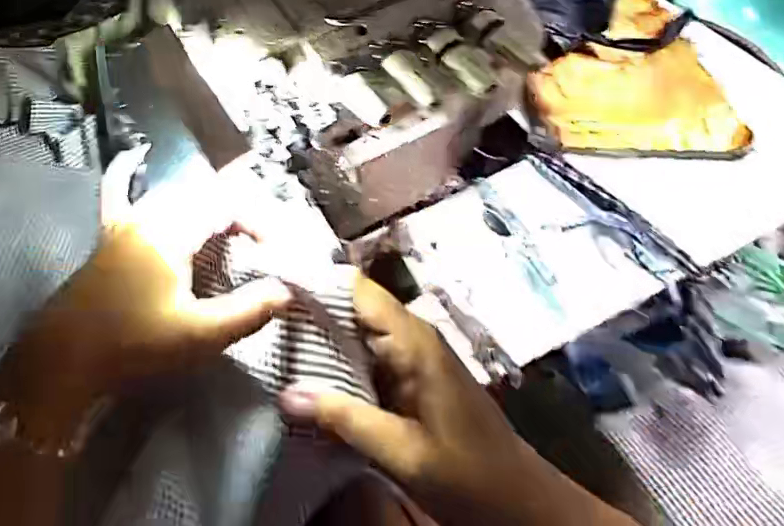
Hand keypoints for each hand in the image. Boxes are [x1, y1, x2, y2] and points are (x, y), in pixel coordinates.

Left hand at [0, 156, 291, 443]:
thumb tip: (285, 290)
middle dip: (237, 212)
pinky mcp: (108, 233)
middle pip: (204, 193)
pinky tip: (135, 155)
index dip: (258, 222)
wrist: (63, 361)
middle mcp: (150, 213)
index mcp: (173, 230)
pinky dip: (128, 170)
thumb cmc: (132, 345)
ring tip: (230, 224)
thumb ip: (246, 311)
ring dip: (205, 199)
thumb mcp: (197, 336)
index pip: (227, 205)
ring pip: (173, 191)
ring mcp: (126, 220)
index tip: (274, 254)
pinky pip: (118, 189)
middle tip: (259, 244)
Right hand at [279, 276, 634, 525]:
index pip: (356, 289)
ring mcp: (409, 355)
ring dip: (319, 336)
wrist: (522, 505)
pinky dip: (336, 362)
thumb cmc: (470, 476)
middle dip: (309, 309)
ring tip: (271, 338)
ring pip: (355, 331)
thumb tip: (286, 394)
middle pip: (351, 305)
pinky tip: (304, 374)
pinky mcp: (407, 377)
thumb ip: (346, 420)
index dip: (315, 281)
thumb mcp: (404, 453)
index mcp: (412, 340)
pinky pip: (364, 357)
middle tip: (261, 315)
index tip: (271, 281)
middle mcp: (409, 336)